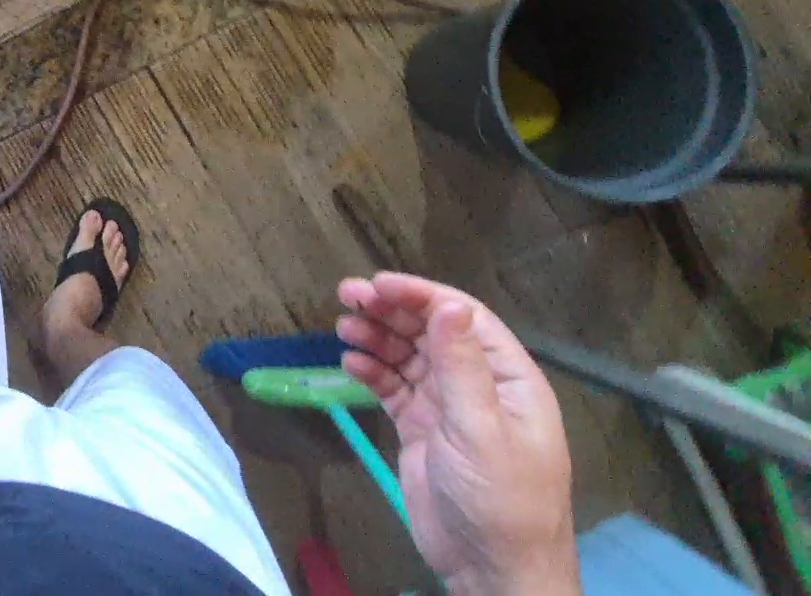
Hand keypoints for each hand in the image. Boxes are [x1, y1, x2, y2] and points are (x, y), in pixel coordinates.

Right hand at [336, 273, 579, 595]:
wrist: (492, 569)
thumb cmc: (499, 498)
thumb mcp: (481, 429)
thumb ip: (462, 366)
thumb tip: (448, 304)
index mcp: (509, 382)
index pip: (464, 320)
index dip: (422, 296)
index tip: (378, 284)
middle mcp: (478, 387)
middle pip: (430, 332)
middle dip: (390, 311)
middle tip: (346, 296)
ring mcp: (447, 408)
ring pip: (406, 356)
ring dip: (375, 338)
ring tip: (343, 330)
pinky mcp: (421, 428)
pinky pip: (392, 386)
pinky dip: (370, 371)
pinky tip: (351, 365)